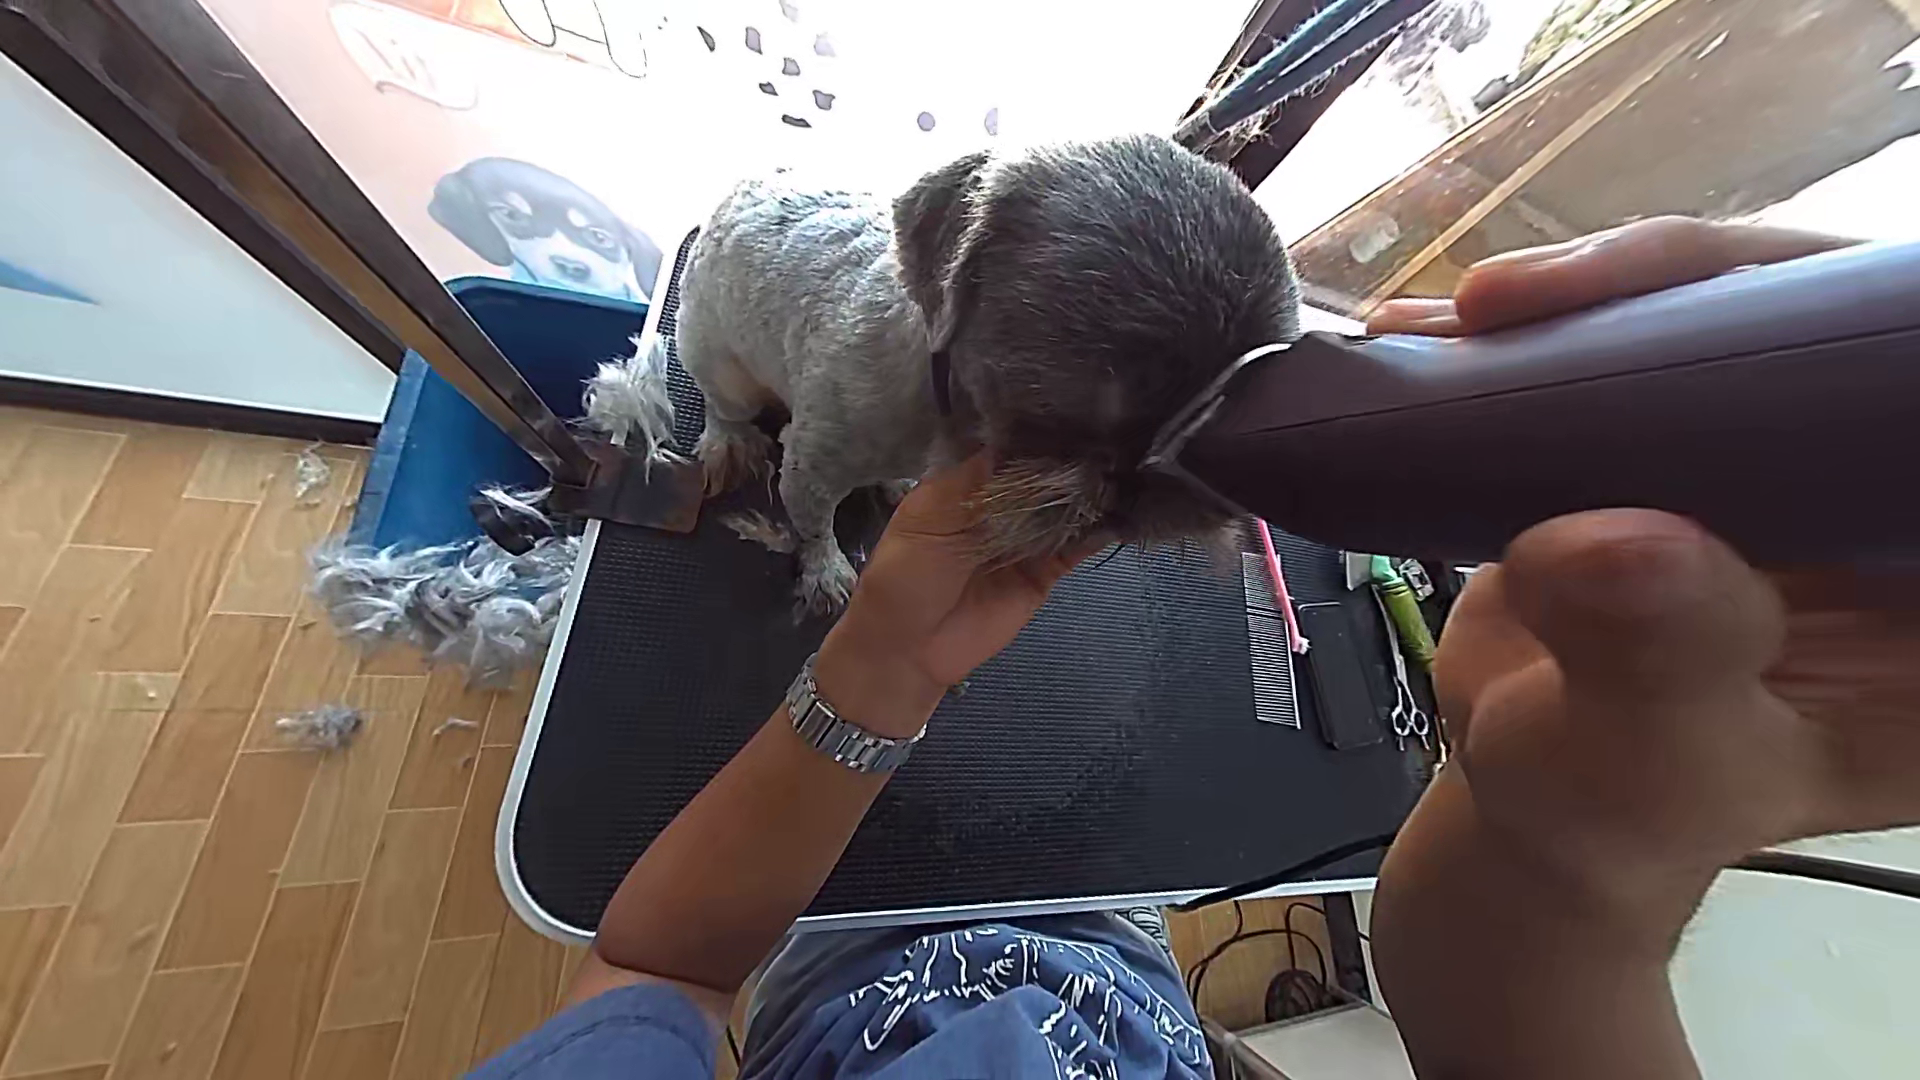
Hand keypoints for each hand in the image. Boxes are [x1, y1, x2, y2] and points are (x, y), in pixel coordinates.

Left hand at [813, 455, 1102, 736]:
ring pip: (1061, 512)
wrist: (908, 647)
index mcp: (964, 489)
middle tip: (1105, 437)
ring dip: (1086, 495)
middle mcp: (999, 511)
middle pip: (1039, 480)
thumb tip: (1014, 444)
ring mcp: (1024, 542)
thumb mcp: (927, 518)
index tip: (1066, 413)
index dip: (1030, 438)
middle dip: (1065, 463)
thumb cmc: (905, 575)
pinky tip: (1118, 512)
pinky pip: (1074, 551)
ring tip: (1119, 466)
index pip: (1004, 455)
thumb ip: (971, 482)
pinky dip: (1095, 534)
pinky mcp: (1043, 575)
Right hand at [1378, 218, 1919, 916]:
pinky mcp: (1645, 465)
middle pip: (1814, 324)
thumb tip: (1601, 538)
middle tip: (1509, 299)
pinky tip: (1431, 339)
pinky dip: (1508, 350)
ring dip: (1564, 306)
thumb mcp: (1640, 762)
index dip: (1861, 312)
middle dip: (1665, 283)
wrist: (1523, 782)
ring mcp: (1750, 471)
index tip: (1690, 305)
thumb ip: (1652, 665)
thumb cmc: (1603, 802)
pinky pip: (1593, 374)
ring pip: (1689, 331)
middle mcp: (1875, 493)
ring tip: (1451, 313)